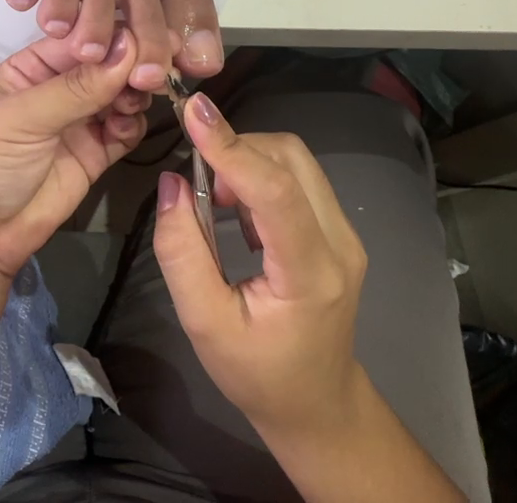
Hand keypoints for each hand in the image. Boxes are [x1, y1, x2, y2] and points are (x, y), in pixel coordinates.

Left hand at [0, 30, 150, 275]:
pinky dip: (132, 125)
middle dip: (130, 65)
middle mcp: (58, 88)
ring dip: (133, 94)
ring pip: (121, 95)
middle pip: (106, 65)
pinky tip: (123, 128)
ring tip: (131, 103)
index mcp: (31, 67)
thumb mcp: (22, 117)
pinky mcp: (95, 155)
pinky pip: (125, 130)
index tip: (143, 40)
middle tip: (150, 73)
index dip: (111, 38)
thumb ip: (77, 86)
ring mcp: (78, 122)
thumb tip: (128, 46)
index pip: (80, 40)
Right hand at [152, 91, 372, 441]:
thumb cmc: (257, 374)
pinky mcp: (336, 230)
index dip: (232, 148)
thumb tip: (171, 183)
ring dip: (247, 160)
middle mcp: (339, 243)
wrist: (317, 404)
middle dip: (237, 151)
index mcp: (311, 274)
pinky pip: (297, 177)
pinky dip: (259, 174)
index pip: (275, 192)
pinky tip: (237, 211)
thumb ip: (181, 252)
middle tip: (199, 186)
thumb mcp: (204, 323)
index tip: (192, 112)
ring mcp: (345, 234)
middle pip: (290, 160)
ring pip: (295, 161)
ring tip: (216, 202)